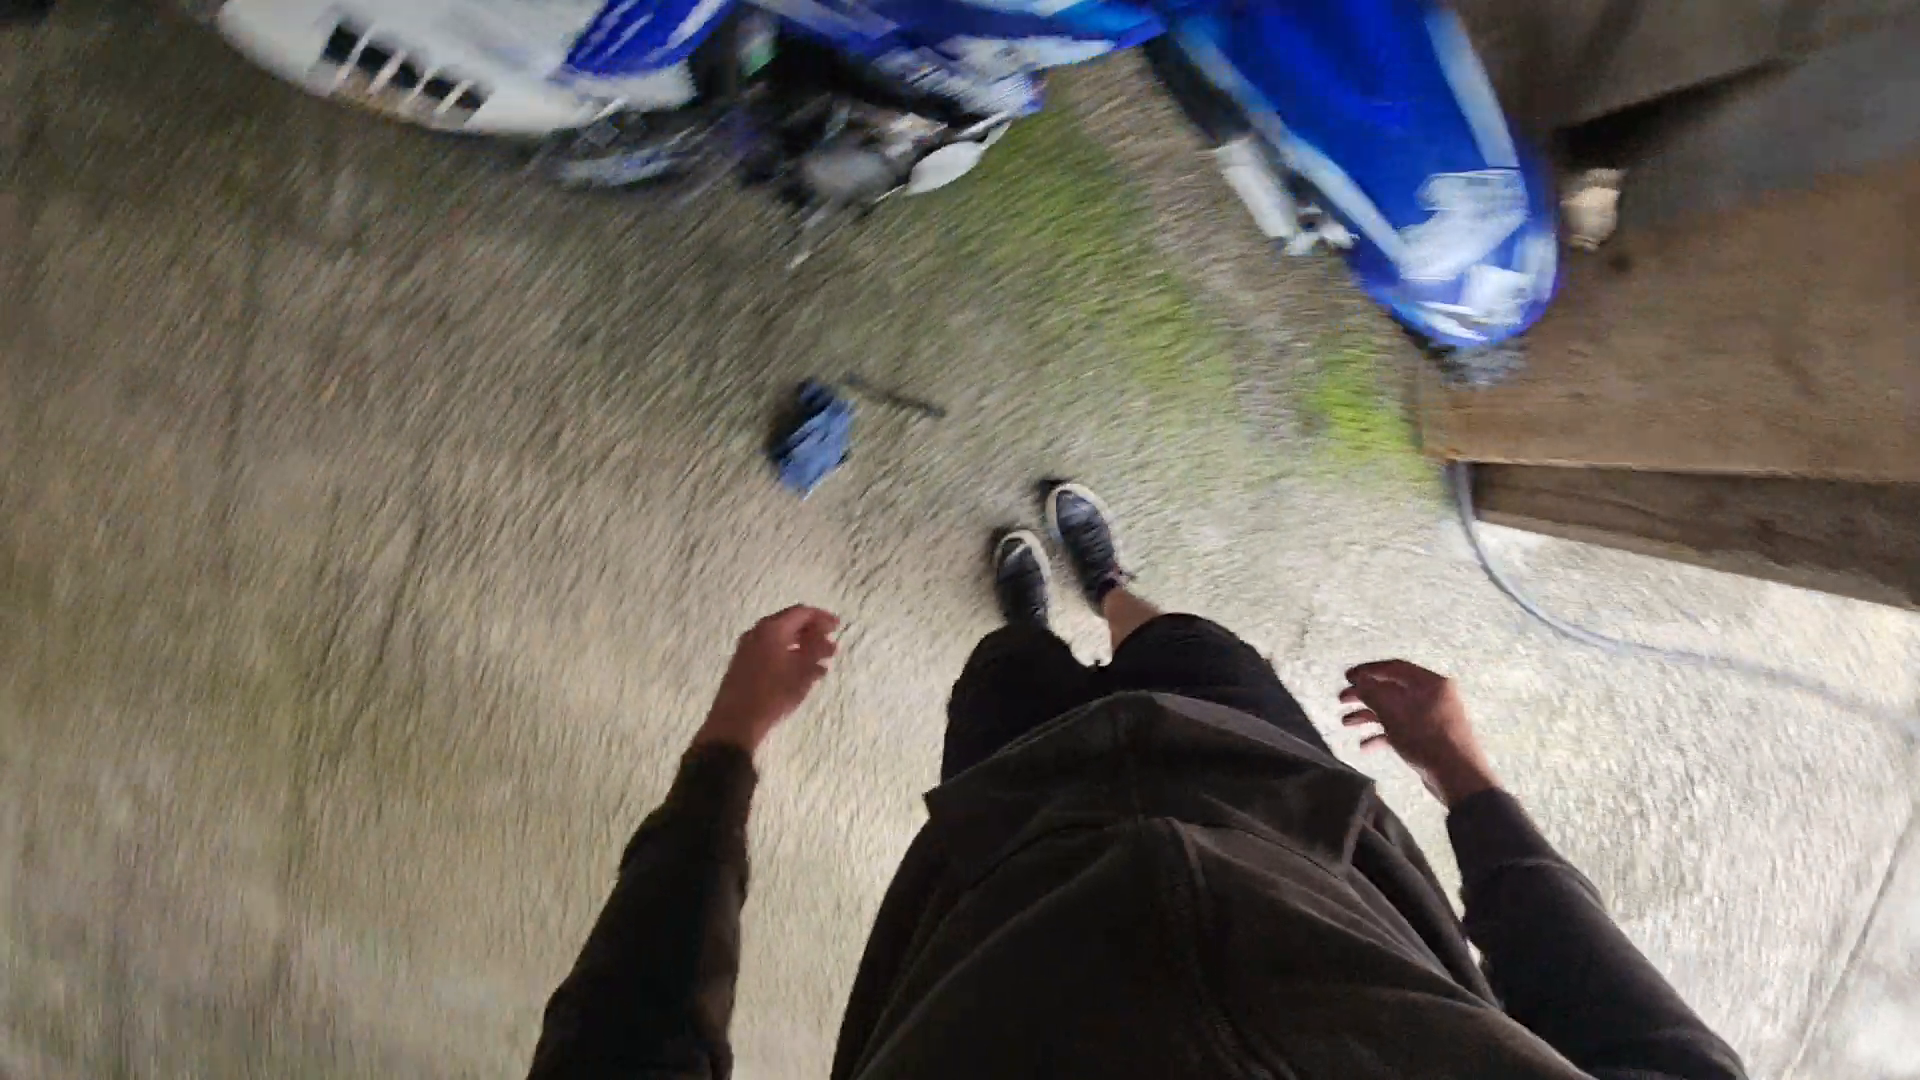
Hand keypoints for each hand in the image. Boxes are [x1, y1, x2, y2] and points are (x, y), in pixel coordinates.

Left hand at [695, 606, 840, 754]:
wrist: (735, 721)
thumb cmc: (773, 693)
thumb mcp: (802, 672)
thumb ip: (816, 652)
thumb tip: (826, 643)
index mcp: (772, 629)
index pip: (802, 612)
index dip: (822, 618)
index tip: (837, 627)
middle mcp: (758, 632)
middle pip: (790, 623)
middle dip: (813, 633)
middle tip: (830, 645)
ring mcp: (748, 647)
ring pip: (780, 638)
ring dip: (802, 645)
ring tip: (820, 662)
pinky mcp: (743, 662)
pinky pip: (771, 649)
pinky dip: (788, 654)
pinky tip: (802, 672)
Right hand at [1339, 660, 1499, 807]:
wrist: (1458, 776)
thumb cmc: (1424, 736)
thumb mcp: (1391, 710)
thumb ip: (1371, 691)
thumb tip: (1358, 680)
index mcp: (1430, 683)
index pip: (1393, 667)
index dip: (1366, 670)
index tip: (1346, 677)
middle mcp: (1433, 696)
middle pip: (1391, 689)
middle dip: (1363, 695)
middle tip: (1342, 700)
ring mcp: (1433, 717)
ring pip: (1393, 710)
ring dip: (1368, 715)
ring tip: (1346, 723)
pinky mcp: (1430, 737)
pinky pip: (1401, 728)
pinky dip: (1382, 734)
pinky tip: (1365, 746)